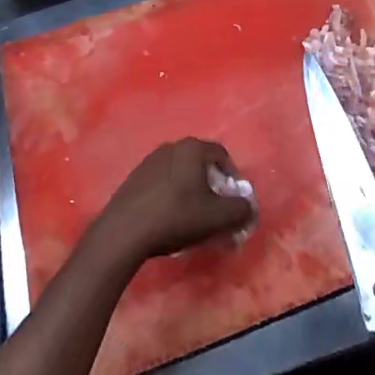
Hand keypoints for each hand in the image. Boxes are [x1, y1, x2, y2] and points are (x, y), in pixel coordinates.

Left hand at [86, 139, 254, 263]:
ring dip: (193, 189)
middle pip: (200, 162)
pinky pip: (164, 180)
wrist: (128, 228)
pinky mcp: (136, 175)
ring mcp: (149, 159)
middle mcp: (169, 146)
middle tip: (217, 209)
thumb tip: (247, 205)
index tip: (235, 200)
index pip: (221, 154)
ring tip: (196, 215)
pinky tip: (172, 215)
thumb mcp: (219, 217)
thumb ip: (241, 208)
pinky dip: (174, 193)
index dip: (233, 176)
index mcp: (190, 148)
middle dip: (213, 184)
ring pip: (181, 171)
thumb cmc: (177, 215)